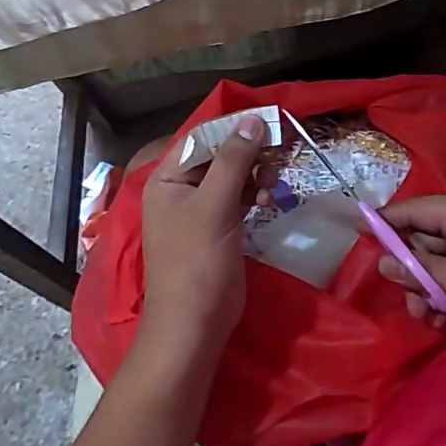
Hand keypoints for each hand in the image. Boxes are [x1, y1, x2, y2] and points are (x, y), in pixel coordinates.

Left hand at [139, 115, 265, 358]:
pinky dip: (256, 192)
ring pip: (234, 173)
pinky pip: (240, 195)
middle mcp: (181, 188)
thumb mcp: (214, 206)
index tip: (269, 123)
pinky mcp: (220, 225)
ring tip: (273, 183)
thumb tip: (252, 120)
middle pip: (220, 153)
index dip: (234, 127)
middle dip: (249, 152)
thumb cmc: (196, 263)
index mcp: (168, 178)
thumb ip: (234, 160)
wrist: (195, 326)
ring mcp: (201, 208)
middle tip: (277, 155)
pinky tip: (270, 199)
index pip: (202, 137)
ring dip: (256, 172)